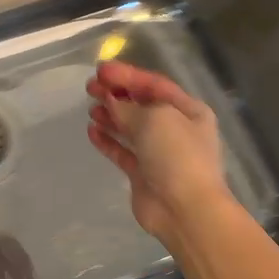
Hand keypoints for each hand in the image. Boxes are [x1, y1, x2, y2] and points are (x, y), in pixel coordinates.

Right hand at [85, 61, 234, 242]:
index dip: (128, 75)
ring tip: (90, 108)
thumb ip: (129, 107)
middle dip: (117, 93)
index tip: (100, 69)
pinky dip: (107, 140)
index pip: (154, 85)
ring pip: (130, 127)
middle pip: (141, 104)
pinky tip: (92, 131)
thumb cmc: (177, 156)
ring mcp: (158, 152)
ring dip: (111, 115)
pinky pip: (122, 151)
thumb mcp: (155, 120)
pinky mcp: (142, 172)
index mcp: (188, 110)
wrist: (185, 208)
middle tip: (90, 87)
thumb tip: (110, 102)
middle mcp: (175, 128)